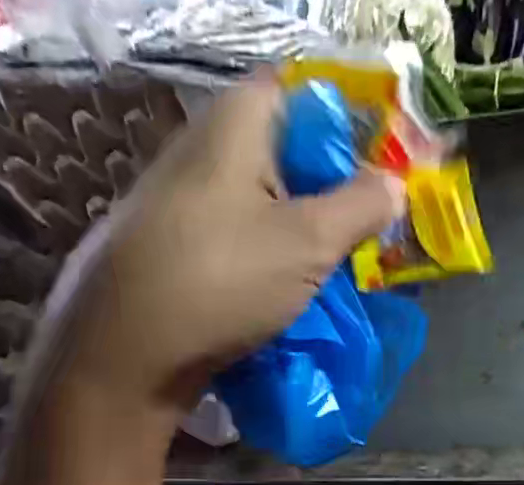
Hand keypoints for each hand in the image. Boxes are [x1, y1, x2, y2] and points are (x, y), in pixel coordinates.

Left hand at [40, 77, 404, 411]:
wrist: (129, 352)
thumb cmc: (223, 278)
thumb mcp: (309, 241)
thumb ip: (359, 206)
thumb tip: (394, 183)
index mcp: (233, 125)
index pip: (296, 93)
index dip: (342, 125)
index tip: (375, 171)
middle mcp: (201, 150)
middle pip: (281, 152)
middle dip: (327, 188)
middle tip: (364, 227)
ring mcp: (181, 202)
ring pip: (259, 202)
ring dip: (299, 230)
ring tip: (335, 267)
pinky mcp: (174, 249)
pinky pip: (236, 239)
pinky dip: (267, 258)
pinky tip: (288, 291)